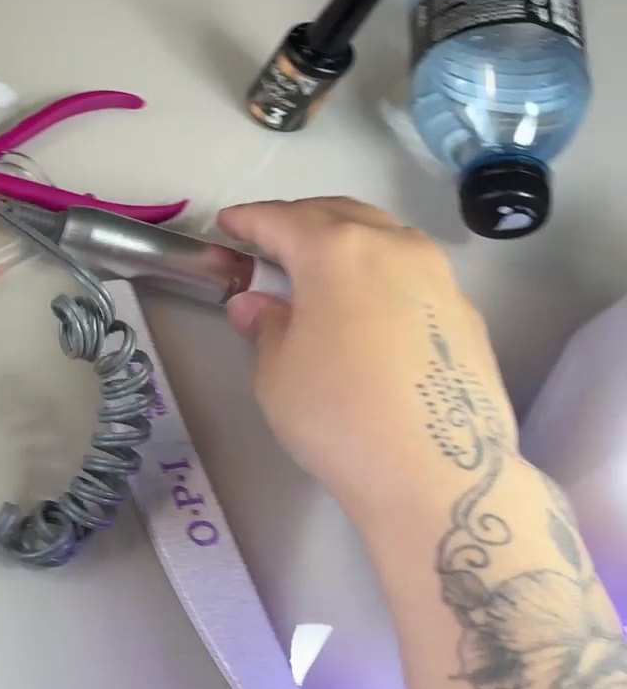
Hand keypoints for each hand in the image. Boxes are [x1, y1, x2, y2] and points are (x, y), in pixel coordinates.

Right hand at [216, 198, 514, 512]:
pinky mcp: (463, 315)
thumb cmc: (333, 409)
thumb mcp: (273, 366)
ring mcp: (439, 281)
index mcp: (337, 253)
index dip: (248, 220)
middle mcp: (395, 251)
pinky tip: (354, 301)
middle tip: (264, 239)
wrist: (437, 473)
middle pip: (340, 215)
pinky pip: (408, 270)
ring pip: (382, 236)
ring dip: (341, 239)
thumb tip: (260, 305)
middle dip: (297, 220)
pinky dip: (373, 268)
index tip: (226, 225)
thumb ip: (266, 323)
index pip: (282, 220)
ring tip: (309, 266)